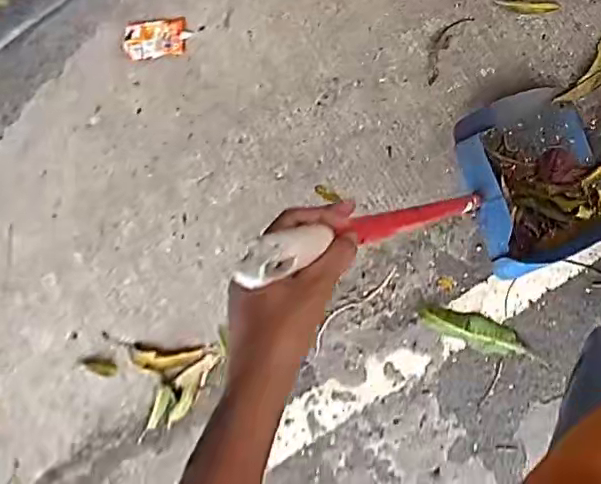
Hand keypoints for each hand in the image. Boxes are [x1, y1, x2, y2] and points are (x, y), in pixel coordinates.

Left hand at [227, 202, 358, 383]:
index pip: (292, 221)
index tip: (349, 213)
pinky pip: (286, 276)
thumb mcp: (314, 291)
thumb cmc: (281, 337)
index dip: (323, 215)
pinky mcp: (259, 309)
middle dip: (322, 230)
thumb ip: (334, 258)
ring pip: (290, 257)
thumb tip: (349, 237)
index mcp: (258, 258)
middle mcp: (251, 268)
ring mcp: (253, 289)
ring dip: (317, 250)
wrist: (258, 387)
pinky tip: (322, 278)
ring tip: (340, 251)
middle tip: (348, 228)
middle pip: (290, 236)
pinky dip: (308, 270)